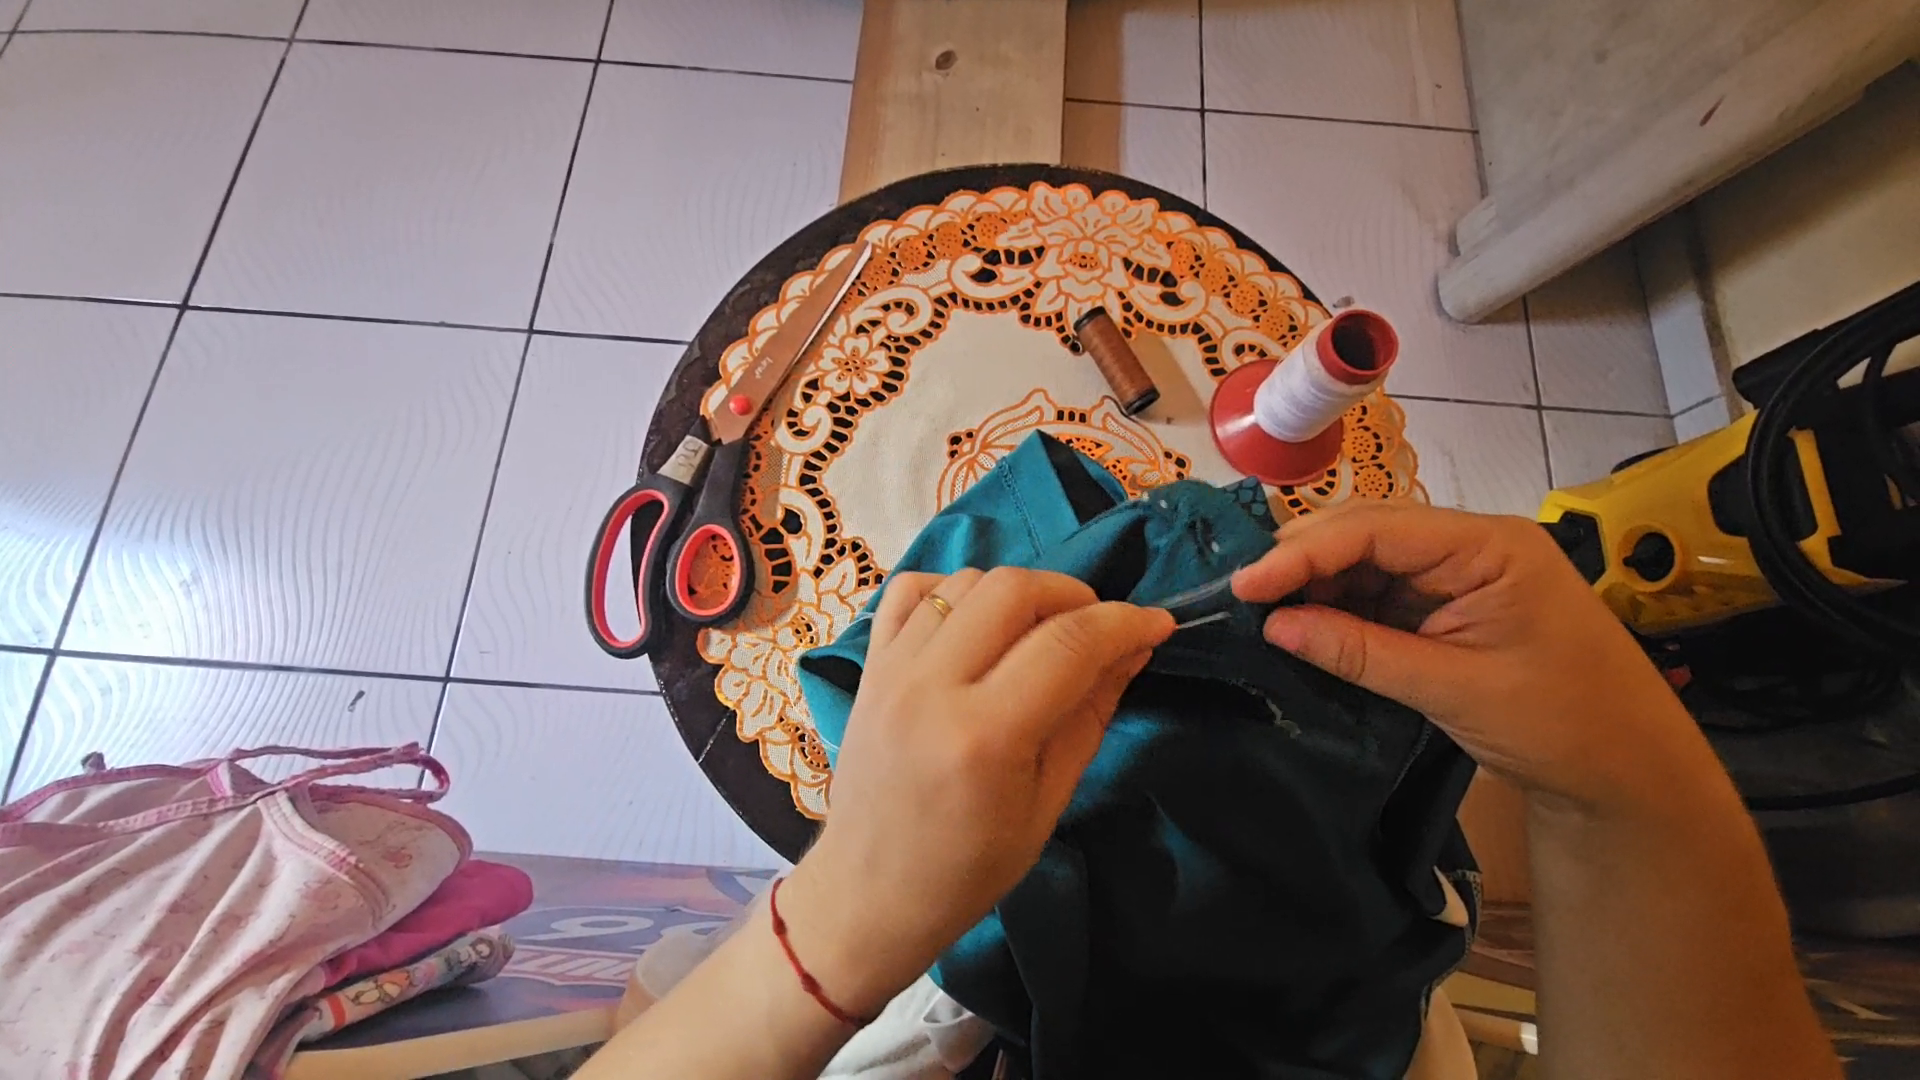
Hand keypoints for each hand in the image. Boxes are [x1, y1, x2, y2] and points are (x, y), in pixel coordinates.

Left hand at [778, 567, 1174, 1016]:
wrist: (869, 891)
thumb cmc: (968, 868)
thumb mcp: (1049, 801)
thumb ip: (1091, 712)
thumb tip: (1133, 646)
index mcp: (984, 736)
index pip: (1068, 643)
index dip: (1124, 622)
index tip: (1156, 624)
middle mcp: (931, 685)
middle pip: (1013, 589)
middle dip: (1072, 594)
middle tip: (1095, 628)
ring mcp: (891, 668)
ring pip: (965, 580)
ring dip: (1017, 592)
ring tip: (1038, 630)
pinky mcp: (868, 664)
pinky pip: (909, 591)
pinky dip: (951, 589)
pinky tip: (973, 621)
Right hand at [1231, 502, 1708, 812]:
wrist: (1630, 776)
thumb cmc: (1563, 726)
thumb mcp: (1454, 688)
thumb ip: (1359, 651)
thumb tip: (1271, 626)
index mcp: (1487, 546)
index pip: (1373, 529)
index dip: (1301, 554)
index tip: (1244, 586)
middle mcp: (1467, 543)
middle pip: (1362, 530)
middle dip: (1300, 559)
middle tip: (1242, 594)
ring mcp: (1454, 570)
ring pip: (1361, 557)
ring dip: (1311, 581)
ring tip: (1262, 609)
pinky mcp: (1442, 600)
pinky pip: (1373, 588)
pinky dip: (1333, 604)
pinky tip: (1302, 620)